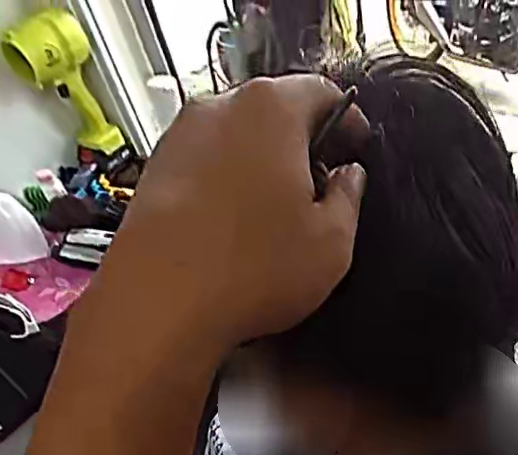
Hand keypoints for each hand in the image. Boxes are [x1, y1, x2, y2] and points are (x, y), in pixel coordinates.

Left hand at [82, 75, 370, 360]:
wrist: (165, 299)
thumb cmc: (254, 270)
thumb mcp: (332, 244)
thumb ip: (349, 199)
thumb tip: (349, 178)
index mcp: (272, 111)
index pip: (322, 92)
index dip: (348, 121)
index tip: (358, 148)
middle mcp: (221, 107)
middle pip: (276, 112)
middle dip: (304, 146)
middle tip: (324, 191)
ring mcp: (182, 135)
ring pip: (240, 139)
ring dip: (265, 168)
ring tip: (281, 220)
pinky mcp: (159, 169)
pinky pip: (210, 167)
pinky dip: (232, 187)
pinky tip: (242, 231)